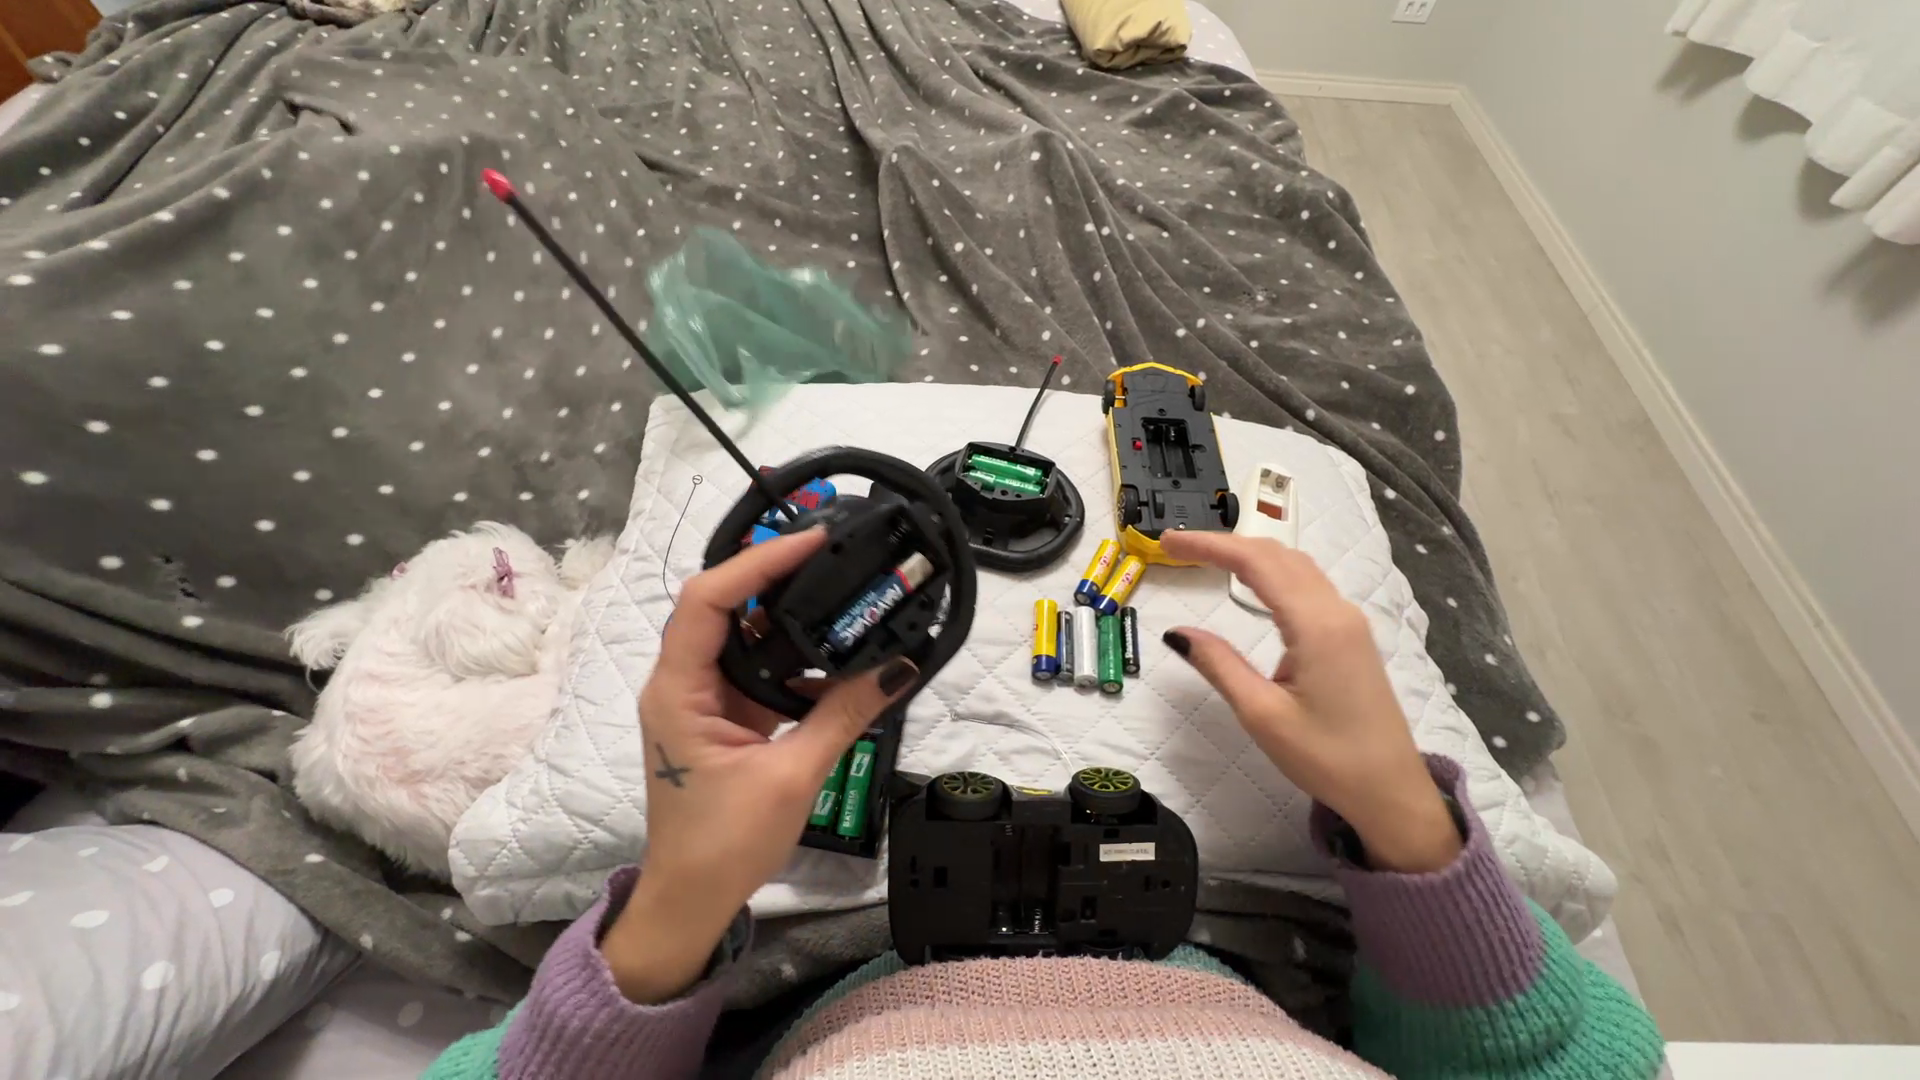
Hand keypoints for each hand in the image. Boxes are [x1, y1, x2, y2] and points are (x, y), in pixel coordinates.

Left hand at [602, 529, 917, 1001]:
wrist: (692, 899)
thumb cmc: (724, 843)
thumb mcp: (792, 776)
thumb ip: (844, 714)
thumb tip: (899, 667)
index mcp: (679, 689)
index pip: (708, 599)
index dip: (757, 562)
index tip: (812, 542)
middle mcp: (682, 681)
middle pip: (721, 603)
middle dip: (773, 572)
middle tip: (831, 552)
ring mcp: (700, 697)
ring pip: (739, 632)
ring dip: (784, 609)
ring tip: (836, 584)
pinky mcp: (721, 713)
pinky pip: (755, 664)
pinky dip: (790, 650)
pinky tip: (829, 646)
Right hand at [1160, 531, 1460, 873]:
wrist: (1391, 792)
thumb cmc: (1326, 758)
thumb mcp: (1261, 714)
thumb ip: (1218, 664)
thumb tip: (1176, 632)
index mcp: (1316, 625)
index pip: (1255, 563)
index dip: (1208, 545)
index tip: (1167, 542)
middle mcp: (1337, 612)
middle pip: (1276, 554)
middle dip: (1224, 543)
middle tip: (1175, 547)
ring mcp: (1348, 622)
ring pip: (1294, 566)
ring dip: (1248, 553)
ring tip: (1204, 557)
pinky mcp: (1350, 636)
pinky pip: (1306, 584)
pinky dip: (1270, 570)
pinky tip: (1249, 580)